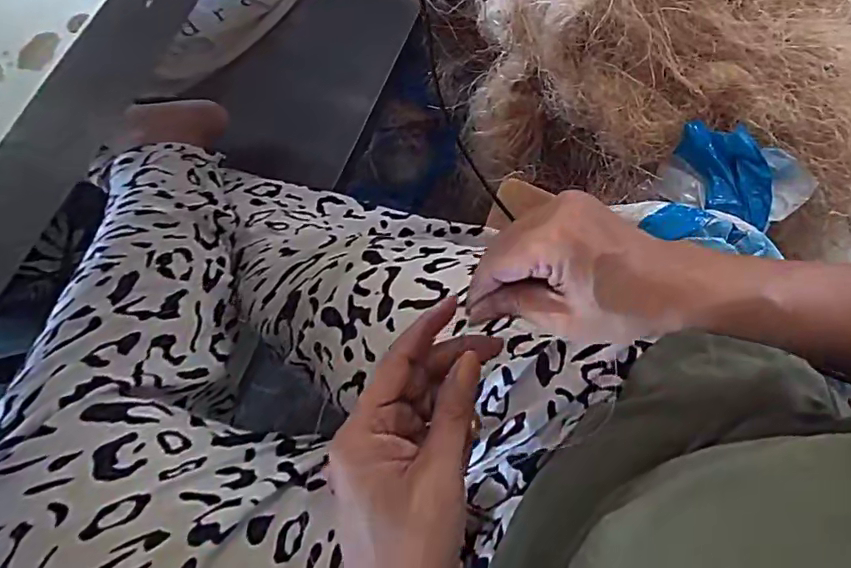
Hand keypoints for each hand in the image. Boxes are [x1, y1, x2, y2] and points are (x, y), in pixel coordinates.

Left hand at [328, 296, 502, 567]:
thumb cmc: (413, 548)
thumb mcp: (440, 472)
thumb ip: (455, 411)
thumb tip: (468, 359)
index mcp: (361, 432)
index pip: (395, 364)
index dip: (425, 330)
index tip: (450, 306)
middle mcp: (366, 437)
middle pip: (411, 382)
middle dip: (449, 362)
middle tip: (489, 345)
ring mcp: (382, 454)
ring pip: (421, 404)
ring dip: (452, 392)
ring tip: (484, 375)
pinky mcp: (398, 470)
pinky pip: (424, 430)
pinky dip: (449, 421)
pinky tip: (470, 417)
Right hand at [466, 191, 685, 344]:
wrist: (675, 281)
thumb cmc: (626, 309)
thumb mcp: (567, 319)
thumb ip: (517, 305)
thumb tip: (481, 306)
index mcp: (551, 238)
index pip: (496, 262)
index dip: (480, 289)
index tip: (473, 315)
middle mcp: (552, 209)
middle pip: (502, 243)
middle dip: (491, 275)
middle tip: (489, 309)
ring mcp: (563, 201)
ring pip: (515, 231)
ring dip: (507, 261)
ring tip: (509, 293)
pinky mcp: (573, 201)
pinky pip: (534, 223)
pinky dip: (526, 247)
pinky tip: (530, 270)